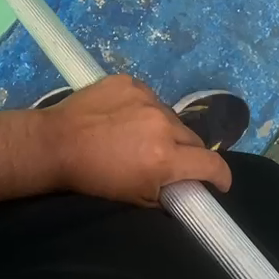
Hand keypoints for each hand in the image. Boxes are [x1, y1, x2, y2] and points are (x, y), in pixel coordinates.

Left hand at [39, 75, 231, 205]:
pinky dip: (145, 109)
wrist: (57, 142)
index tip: (218, 183)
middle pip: (193, 139)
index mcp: (165, 156)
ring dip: (166, 129)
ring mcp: (144, 97)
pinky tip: (127, 118)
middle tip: (172, 162)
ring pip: (171, 116)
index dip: (221, 177)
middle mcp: (161, 122)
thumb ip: (169, 192)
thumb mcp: (138, 197)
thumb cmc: (95, 177)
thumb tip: (187, 188)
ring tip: (144, 138)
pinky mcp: (128, 81)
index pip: (211, 164)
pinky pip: (149, 97)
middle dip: (189, 154)